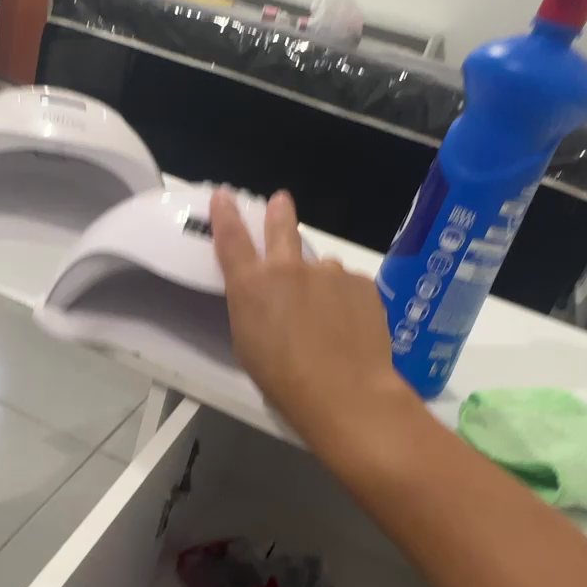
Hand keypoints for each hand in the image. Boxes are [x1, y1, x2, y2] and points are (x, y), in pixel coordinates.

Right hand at [210, 189, 417, 448]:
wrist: (345, 391)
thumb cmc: (283, 380)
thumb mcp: (249, 344)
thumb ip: (254, 308)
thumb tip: (268, 296)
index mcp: (252, 285)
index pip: (232, 240)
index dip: (225, 215)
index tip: (224, 195)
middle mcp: (289, 269)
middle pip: (281, 229)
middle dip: (279, 213)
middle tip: (281, 201)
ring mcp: (330, 272)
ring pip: (321, 269)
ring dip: (320, 281)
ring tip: (327, 317)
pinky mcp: (362, 283)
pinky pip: (349, 286)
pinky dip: (346, 301)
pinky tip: (349, 327)